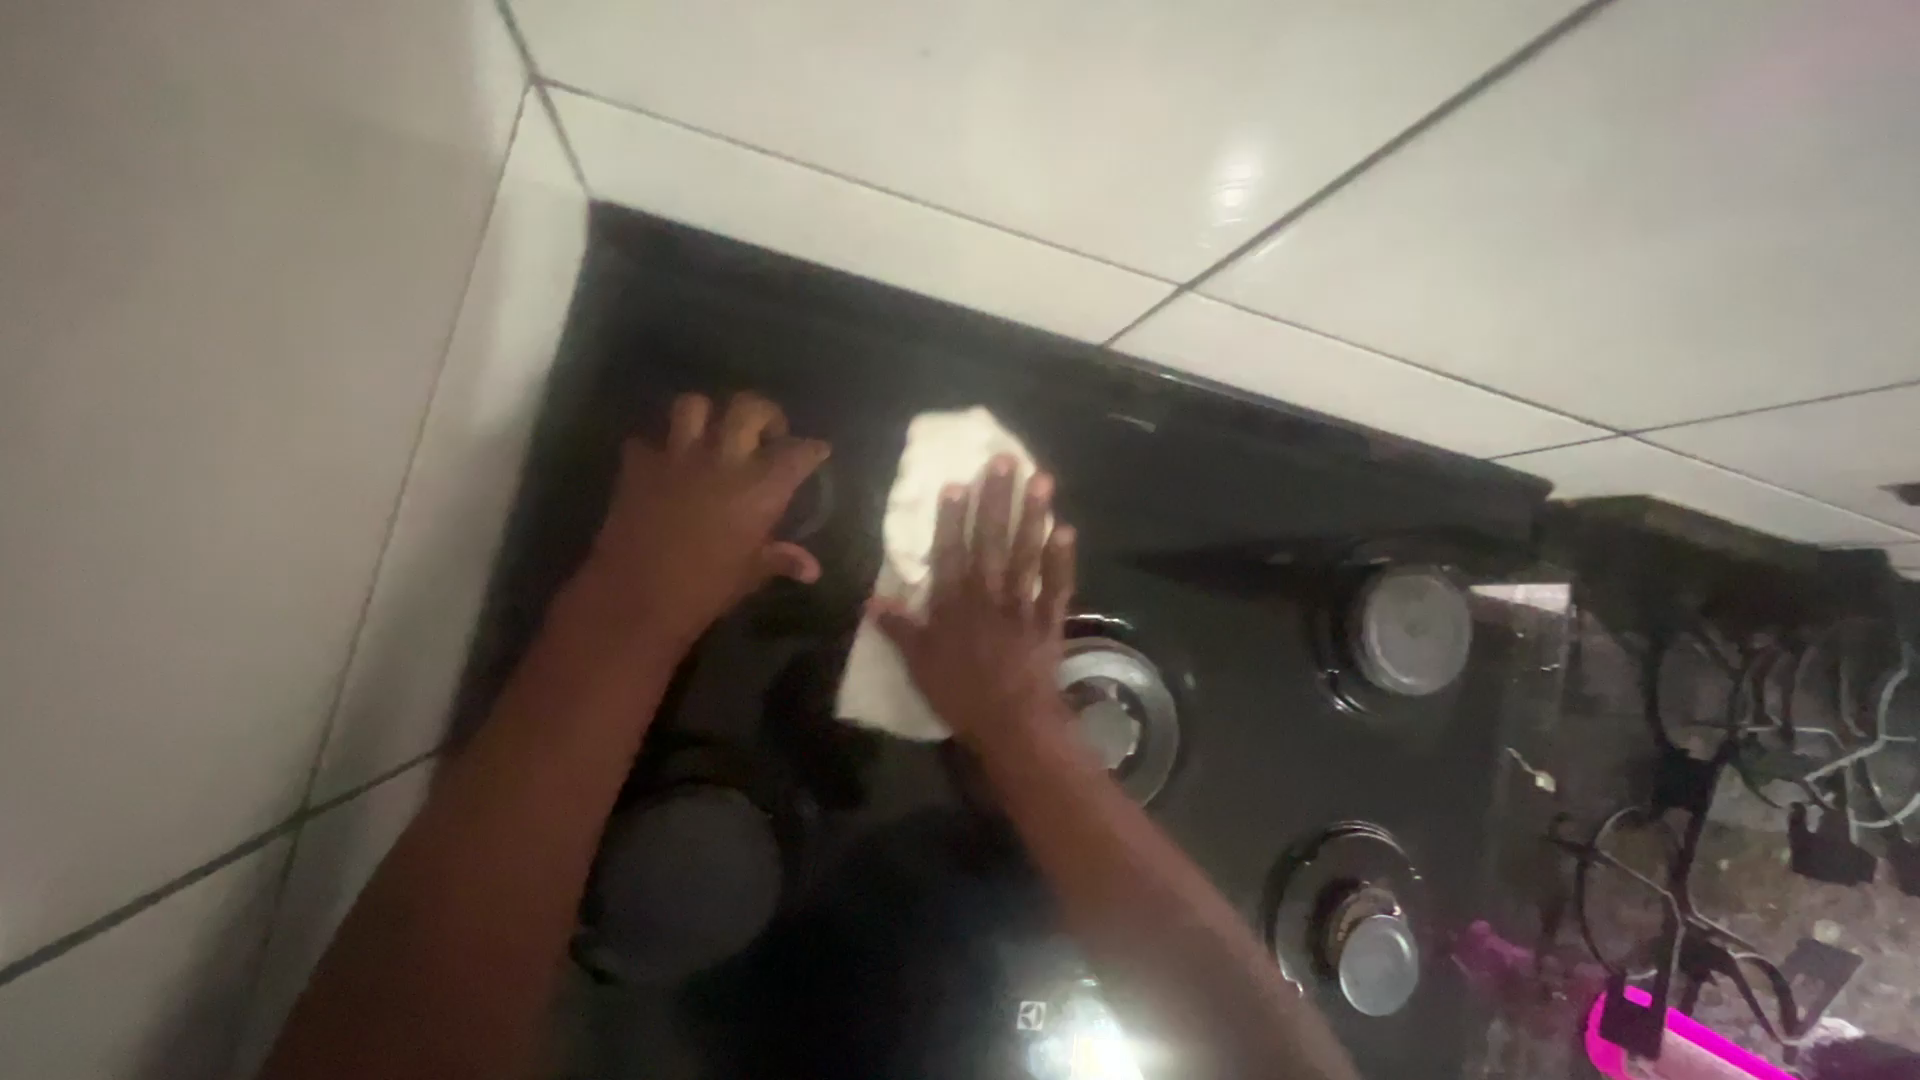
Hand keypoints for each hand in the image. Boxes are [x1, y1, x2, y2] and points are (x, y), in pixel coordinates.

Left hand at [563, 392, 829, 648]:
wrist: (637, 597)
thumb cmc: (706, 590)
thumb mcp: (751, 575)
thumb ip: (781, 559)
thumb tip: (811, 569)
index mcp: (762, 488)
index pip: (798, 452)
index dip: (812, 449)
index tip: (817, 451)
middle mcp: (724, 460)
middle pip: (749, 408)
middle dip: (764, 413)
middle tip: (766, 432)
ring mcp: (678, 457)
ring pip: (694, 405)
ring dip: (706, 416)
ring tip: (712, 435)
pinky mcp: (639, 466)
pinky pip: (647, 441)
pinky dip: (656, 449)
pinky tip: (663, 466)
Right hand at [870, 454, 1076, 747]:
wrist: (1012, 723)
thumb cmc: (961, 695)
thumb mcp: (919, 665)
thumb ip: (899, 629)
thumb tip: (871, 600)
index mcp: (954, 604)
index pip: (950, 552)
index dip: (951, 518)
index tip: (956, 484)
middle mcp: (988, 594)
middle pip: (991, 540)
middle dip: (997, 499)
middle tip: (1005, 461)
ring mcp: (1022, 604)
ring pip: (1026, 552)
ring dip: (1033, 515)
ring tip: (1041, 479)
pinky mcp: (1049, 619)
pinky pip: (1057, 584)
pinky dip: (1063, 558)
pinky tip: (1066, 529)